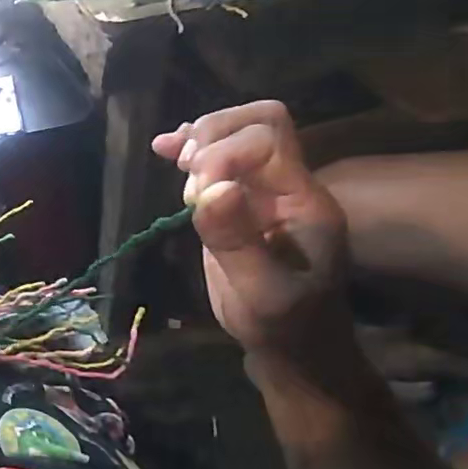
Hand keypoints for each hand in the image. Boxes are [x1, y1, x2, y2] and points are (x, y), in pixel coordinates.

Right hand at [152, 101, 353, 363]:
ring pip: (236, 131)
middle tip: (185, 175)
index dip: (224, 154)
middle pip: (258, 121)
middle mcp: (286, 185)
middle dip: (212, 136)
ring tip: (174, 163)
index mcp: (303, 200)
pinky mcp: (238, 201)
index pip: (267, 139)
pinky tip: (164, 148)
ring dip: (199, 139)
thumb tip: (211, 188)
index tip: (196, 195)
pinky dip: (190, 148)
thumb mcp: (260, 291)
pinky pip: (220, 157)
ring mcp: (262, 191)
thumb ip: (236, 238)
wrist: (293, 346)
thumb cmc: (282, 324)